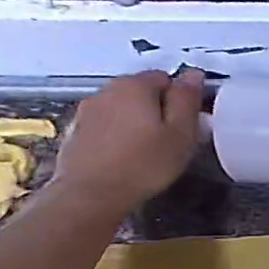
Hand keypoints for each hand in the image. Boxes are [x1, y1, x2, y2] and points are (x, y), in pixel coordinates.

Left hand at [51, 69, 204, 213]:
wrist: (92, 194)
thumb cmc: (144, 165)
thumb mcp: (180, 134)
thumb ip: (187, 100)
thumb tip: (193, 74)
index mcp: (136, 85)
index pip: (166, 78)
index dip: (180, 100)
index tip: (187, 125)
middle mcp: (108, 89)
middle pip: (141, 91)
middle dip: (157, 108)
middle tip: (170, 140)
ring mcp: (87, 109)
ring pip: (121, 107)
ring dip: (135, 121)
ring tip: (146, 150)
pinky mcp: (75, 130)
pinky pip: (105, 124)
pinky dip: (116, 134)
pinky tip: (124, 157)